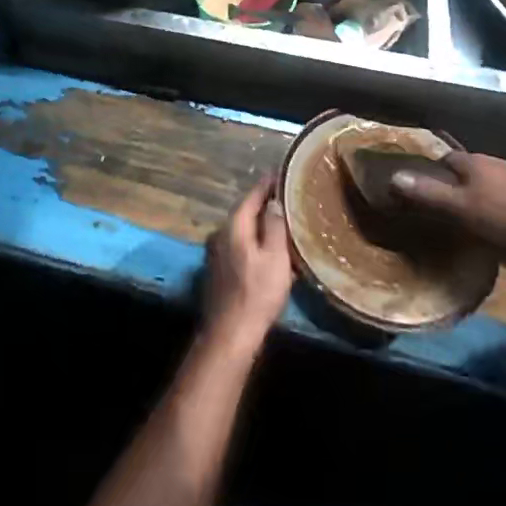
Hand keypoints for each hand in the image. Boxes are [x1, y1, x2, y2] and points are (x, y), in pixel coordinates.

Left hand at [202, 176, 295, 345]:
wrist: (232, 331)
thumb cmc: (257, 292)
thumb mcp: (275, 257)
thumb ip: (274, 226)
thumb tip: (274, 201)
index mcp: (233, 226)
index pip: (251, 196)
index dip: (267, 185)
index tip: (282, 173)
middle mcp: (220, 233)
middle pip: (245, 211)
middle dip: (265, 203)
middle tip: (287, 196)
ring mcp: (217, 251)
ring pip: (243, 229)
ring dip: (260, 224)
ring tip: (283, 220)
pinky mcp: (220, 268)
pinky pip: (241, 244)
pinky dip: (255, 240)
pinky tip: (270, 247)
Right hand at [389, 151, 505, 285]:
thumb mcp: (462, 208)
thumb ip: (429, 194)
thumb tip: (392, 176)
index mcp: (475, 163)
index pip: (446, 160)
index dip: (433, 173)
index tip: (424, 191)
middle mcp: (499, 164)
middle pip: (472, 173)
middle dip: (462, 189)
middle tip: (451, 214)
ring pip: (497, 187)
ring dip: (488, 202)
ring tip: (481, 227)